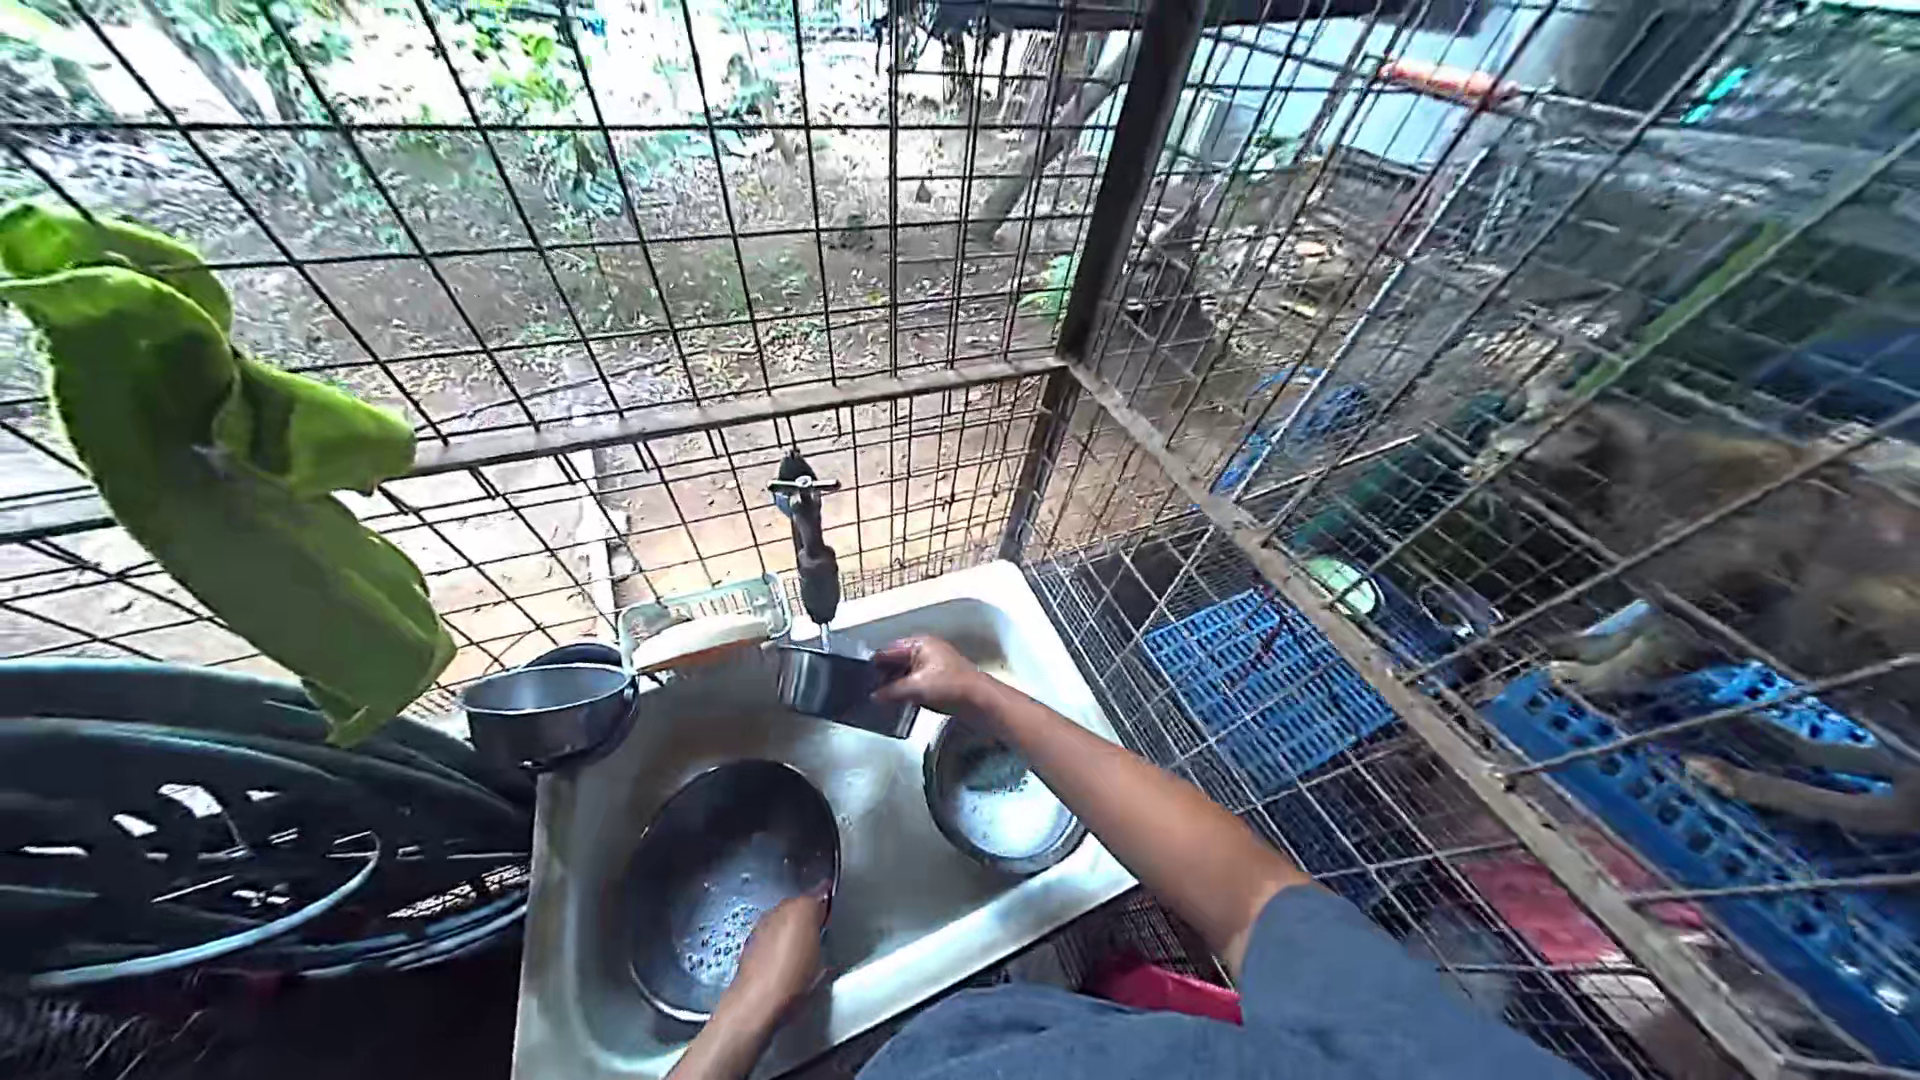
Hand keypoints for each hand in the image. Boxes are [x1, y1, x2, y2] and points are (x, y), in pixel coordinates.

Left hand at [720, 890, 827, 1022]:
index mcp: (804, 906)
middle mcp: (782, 906)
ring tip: (795, 953)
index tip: (829, 915)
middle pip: (800, 905)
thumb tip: (819, 933)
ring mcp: (764, 920)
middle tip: (814, 939)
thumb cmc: (794, 979)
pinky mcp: (750, 937)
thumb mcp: (821, 959)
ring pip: (783, 918)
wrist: (755, 1002)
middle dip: (806, 918)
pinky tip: (778, 962)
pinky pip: (769, 932)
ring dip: (789, 929)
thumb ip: (821, 936)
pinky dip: (774, 940)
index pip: (822, 892)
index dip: (826, 904)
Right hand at [871, 635, 985, 714]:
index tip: (858, 678)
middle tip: (866, 691)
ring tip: (878, 699)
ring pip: (904, 673)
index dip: (874, 664)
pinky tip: (896, 703)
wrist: (980, 701)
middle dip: (883, 676)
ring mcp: (932, 665)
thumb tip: (873, 696)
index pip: (888, 651)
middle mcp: (925, 650)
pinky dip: (905, 691)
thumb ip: (891, 691)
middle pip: (896, 661)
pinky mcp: (938, 680)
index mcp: (920, 644)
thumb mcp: (916, 687)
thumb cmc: (949, 686)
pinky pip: (914, 683)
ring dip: (894, 685)